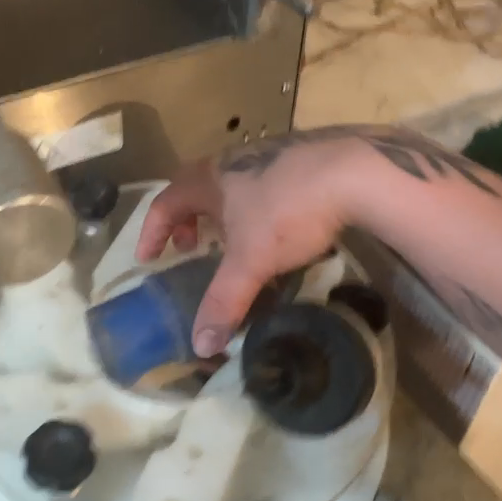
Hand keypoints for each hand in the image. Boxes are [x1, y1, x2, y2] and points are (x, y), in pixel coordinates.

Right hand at [135, 133, 366, 355]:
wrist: (354, 172)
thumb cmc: (289, 212)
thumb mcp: (251, 262)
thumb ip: (224, 301)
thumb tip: (201, 346)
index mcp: (208, 180)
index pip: (165, 204)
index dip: (152, 232)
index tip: (147, 258)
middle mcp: (231, 161)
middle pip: (194, 188)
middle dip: (186, 220)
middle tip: (189, 247)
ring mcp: (265, 154)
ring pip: (229, 184)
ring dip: (220, 211)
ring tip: (231, 239)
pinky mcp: (297, 157)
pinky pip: (259, 183)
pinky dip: (251, 205)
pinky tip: (275, 226)